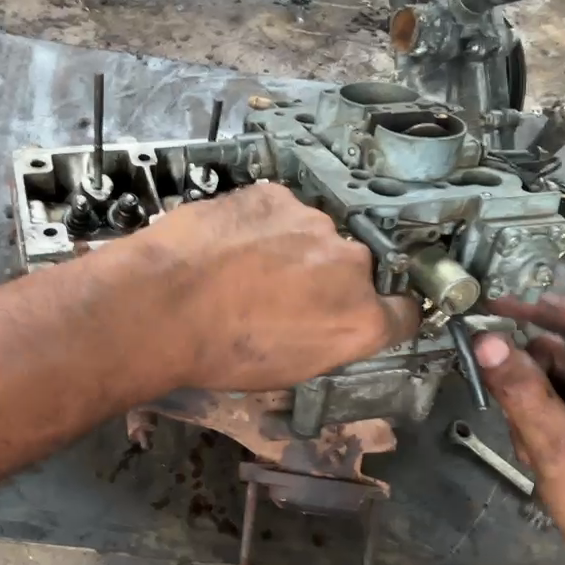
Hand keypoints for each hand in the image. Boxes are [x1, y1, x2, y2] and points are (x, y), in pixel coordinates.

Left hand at [104, 184, 419, 390]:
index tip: (361, 314)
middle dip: (325, 281)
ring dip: (291, 250)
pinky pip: (278, 211)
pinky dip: (261, 224)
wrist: (162, 303)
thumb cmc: (217, 352)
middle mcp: (352, 266)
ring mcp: (314, 223)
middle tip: (279, 296)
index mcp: (361, 321)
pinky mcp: (276, 195)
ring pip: (314, 236)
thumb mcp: (286, 370)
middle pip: (354, 269)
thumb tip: (324, 324)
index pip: (402, 312)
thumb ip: (325, 339)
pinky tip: (228, 243)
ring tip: (244, 269)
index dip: (381, 313)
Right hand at [471, 295, 564, 564]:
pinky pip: (564, 410)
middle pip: (562, 354)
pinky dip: (543, 428)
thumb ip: (520, 389)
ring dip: (532, 411)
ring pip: (556, 385)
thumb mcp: (558, 444)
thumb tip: (485, 340)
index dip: (531, 311)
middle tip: (512, 419)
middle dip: (529, 382)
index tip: (484, 309)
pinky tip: (542, 459)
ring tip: (534, 452)